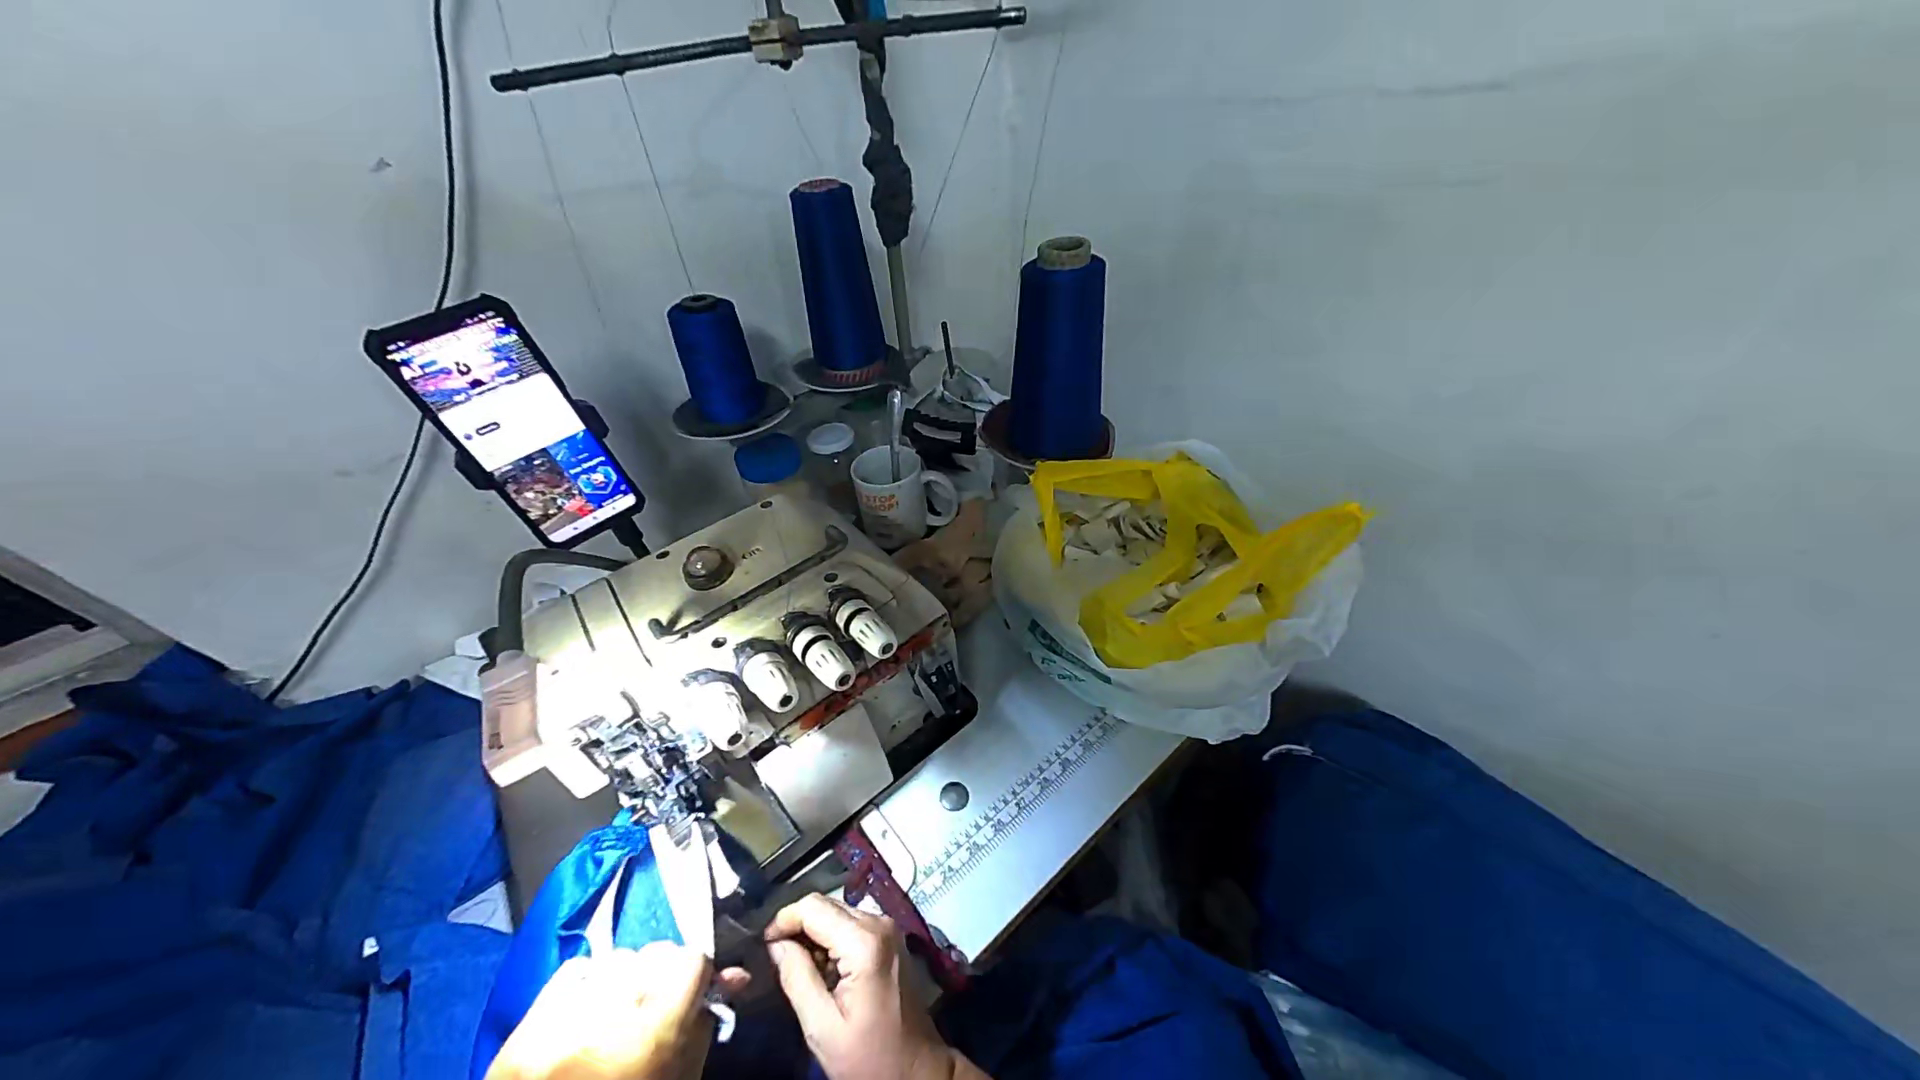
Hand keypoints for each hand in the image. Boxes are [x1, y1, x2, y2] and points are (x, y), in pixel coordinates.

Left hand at [485, 942, 749, 1079]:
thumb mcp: (681, 1078)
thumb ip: (704, 1024)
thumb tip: (732, 978)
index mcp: (654, 1032)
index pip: (692, 959)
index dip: (695, 977)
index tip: (691, 995)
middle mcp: (611, 1013)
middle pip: (655, 953)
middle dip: (660, 976)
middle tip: (653, 1008)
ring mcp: (564, 1020)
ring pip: (617, 958)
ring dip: (624, 979)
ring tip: (616, 1015)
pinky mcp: (526, 1030)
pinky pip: (575, 970)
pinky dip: (586, 985)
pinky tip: (586, 1016)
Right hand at [763, 894, 985, 1079]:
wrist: (917, 1068)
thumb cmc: (870, 1056)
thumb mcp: (823, 1027)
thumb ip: (797, 978)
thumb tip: (776, 944)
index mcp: (864, 941)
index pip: (813, 907)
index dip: (783, 921)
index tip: (765, 946)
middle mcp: (879, 922)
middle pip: (825, 905)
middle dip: (797, 928)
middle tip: (780, 962)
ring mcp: (887, 927)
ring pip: (836, 912)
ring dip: (814, 935)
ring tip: (803, 972)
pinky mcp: (889, 937)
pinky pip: (850, 924)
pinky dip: (831, 940)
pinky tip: (826, 972)